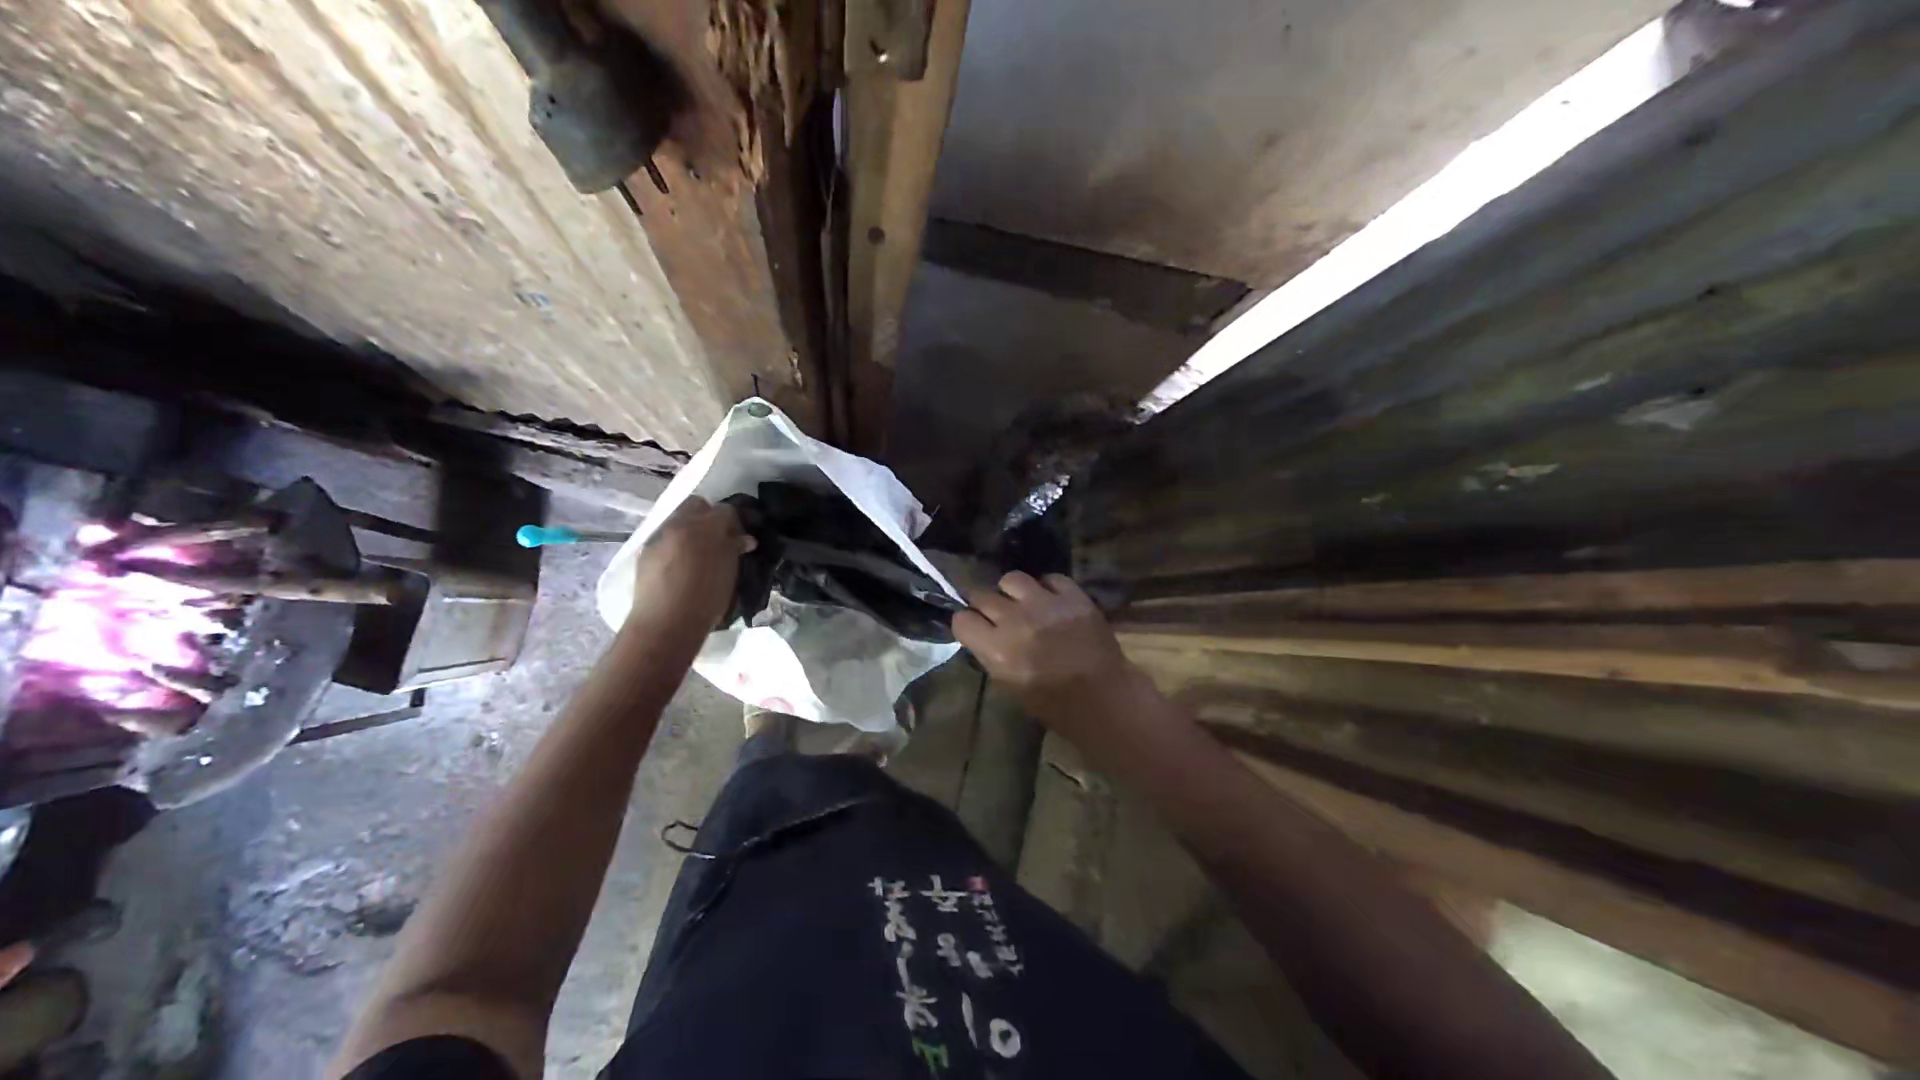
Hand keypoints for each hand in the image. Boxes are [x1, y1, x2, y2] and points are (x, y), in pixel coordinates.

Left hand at [630, 497, 754, 628]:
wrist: (665, 624)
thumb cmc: (706, 599)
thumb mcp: (729, 573)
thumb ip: (735, 550)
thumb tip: (744, 540)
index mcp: (705, 526)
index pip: (726, 511)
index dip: (735, 523)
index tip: (739, 541)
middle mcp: (679, 524)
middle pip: (697, 505)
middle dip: (709, 517)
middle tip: (718, 540)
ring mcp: (659, 536)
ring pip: (678, 520)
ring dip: (690, 530)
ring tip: (698, 554)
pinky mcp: (645, 552)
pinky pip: (664, 538)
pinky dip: (675, 545)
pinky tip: (680, 566)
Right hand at [953, 572, 1139, 728]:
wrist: (1102, 696)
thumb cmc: (1052, 702)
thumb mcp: (1007, 684)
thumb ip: (990, 653)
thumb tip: (982, 632)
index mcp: (997, 650)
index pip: (962, 620)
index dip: (967, 624)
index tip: (974, 628)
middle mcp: (1016, 621)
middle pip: (982, 595)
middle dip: (985, 605)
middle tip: (995, 614)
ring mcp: (1046, 604)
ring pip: (1012, 579)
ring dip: (1012, 591)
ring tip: (1021, 602)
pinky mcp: (1073, 596)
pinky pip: (1050, 578)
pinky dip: (1047, 587)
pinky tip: (1050, 600)